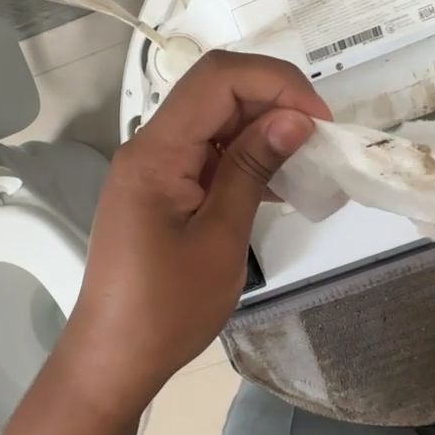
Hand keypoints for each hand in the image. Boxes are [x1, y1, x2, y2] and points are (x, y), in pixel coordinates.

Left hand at [60, 51, 328, 399]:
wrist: (116, 356)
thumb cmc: (167, 308)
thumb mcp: (220, 237)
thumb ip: (253, 170)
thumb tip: (294, 119)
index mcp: (156, 152)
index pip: (218, 79)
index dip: (276, 83)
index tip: (318, 119)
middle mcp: (149, 147)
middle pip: (216, 92)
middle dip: (274, 102)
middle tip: (319, 139)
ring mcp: (154, 169)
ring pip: (215, 122)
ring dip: (263, 130)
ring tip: (307, 162)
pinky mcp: (162, 191)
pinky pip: (208, 155)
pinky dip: (245, 159)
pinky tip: (278, 185)